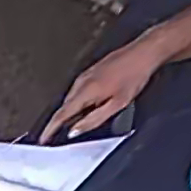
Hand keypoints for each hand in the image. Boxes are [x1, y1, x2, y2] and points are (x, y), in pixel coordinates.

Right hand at [39, 32, 174, 143]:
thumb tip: (74, 131)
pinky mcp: (91, 71)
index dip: (49, 130)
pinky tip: (94, 101)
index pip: (60, 116)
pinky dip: (80, 100)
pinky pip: (78, 90)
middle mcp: (81, 83)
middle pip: (64, 108)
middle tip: (67, 131)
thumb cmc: (136, 74)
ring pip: (72, 99)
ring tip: (88, 114)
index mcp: (85, 92)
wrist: (148, 50)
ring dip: (74, 110)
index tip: (42, 140)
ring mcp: (85, 75)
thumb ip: (93, 120)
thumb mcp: (117, 104)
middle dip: (63, 121)